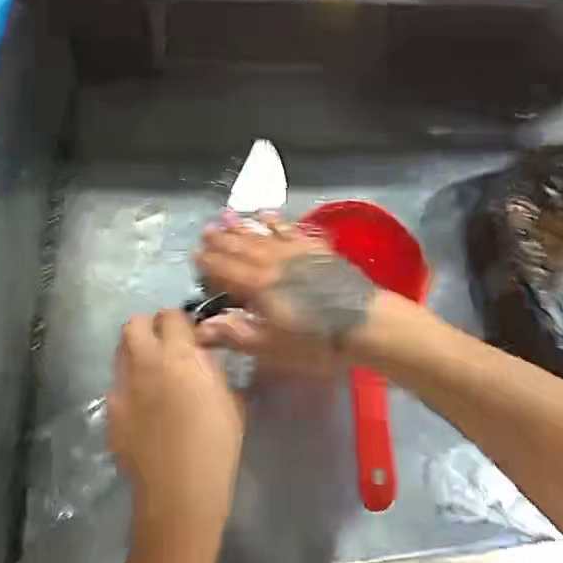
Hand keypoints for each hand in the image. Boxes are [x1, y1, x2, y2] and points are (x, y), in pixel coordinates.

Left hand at [109, 310, 242, 540]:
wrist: (179, 494)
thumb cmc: (217, 446)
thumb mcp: (230, 399)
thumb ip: (212, 369)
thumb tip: (203, 355)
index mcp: (180, 357)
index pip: (172, 316)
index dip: (184, 321)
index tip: (194, 335)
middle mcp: (145, 365)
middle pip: (134, 324)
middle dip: (151, 327)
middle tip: (170, 345)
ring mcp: (122, 389)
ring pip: (120, 350)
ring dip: (137, 351)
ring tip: (157, 371)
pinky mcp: (110, 413)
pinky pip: (117, 385)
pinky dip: (130, 384)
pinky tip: (147, 406)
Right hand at [194, 214, 378, 370]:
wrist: (367, 324)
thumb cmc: (318, 343)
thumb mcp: (272, 347)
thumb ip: (236, 334)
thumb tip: (200, 327)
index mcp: (259, 286)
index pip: (226, 270)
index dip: (209, 264)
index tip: (195, 255)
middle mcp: (275, 262)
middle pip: (243, 247)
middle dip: (223, 240)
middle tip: (207, 230)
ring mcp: (299, 252)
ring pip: (264, 235)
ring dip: (244, 227)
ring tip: (229, 218)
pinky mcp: (319, 250)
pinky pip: (292, 229)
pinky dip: (277, 221)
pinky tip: (269, 215)